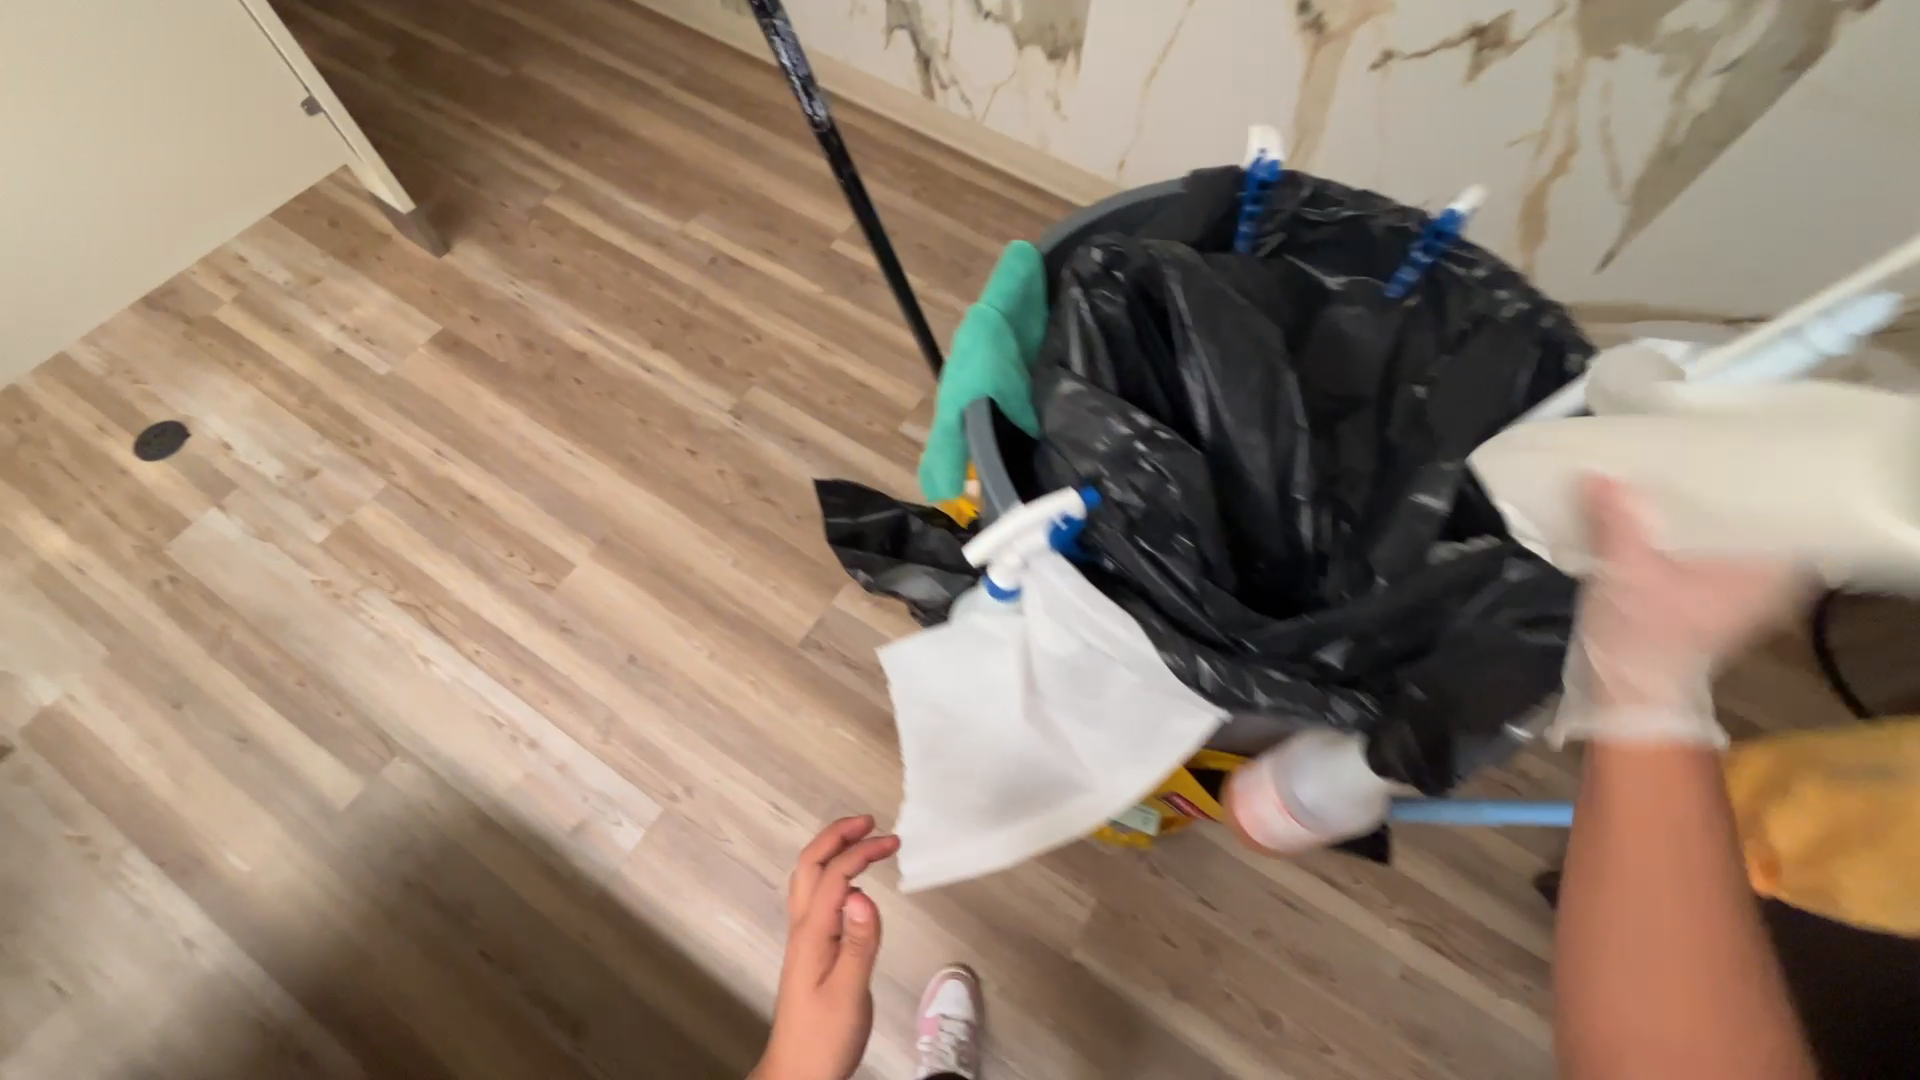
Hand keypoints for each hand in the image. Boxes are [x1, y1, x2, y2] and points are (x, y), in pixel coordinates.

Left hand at [751, 816, 900, 1079]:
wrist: (797, 1075)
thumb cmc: (824, 1039)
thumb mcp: (848, 993)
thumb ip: (858, 943)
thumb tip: (862, 893)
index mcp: (812, 933)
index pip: (835, 875)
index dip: (862, 852)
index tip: (893, 842)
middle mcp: (803, 927)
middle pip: (811, 864)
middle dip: (837, 835)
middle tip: (869, 822)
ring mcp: (804, 937)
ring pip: (810, 877)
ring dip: (833, 850)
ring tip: (862, 838)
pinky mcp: (811, 949)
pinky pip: (818, 895)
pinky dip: (835, 873)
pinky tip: (854, 882)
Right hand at [1576, 475, 1802, 707]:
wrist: (1629, 691)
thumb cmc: (1642, 635)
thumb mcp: (1624, 572)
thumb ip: (1617, 522)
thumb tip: (1601, 476)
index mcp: (1766, 570)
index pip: (1780, 509)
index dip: (1752, 480)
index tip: (1722, 453)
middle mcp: (1767, 581)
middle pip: (1749, 522)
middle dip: (1715, 495)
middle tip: (1682, 461)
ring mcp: (1740, 595)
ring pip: (1725, 540)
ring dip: (1695, 518)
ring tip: (1662, 487)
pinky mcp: (1710, 604)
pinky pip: (1705, 557)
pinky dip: (1682, 539)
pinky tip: (1653, 525)